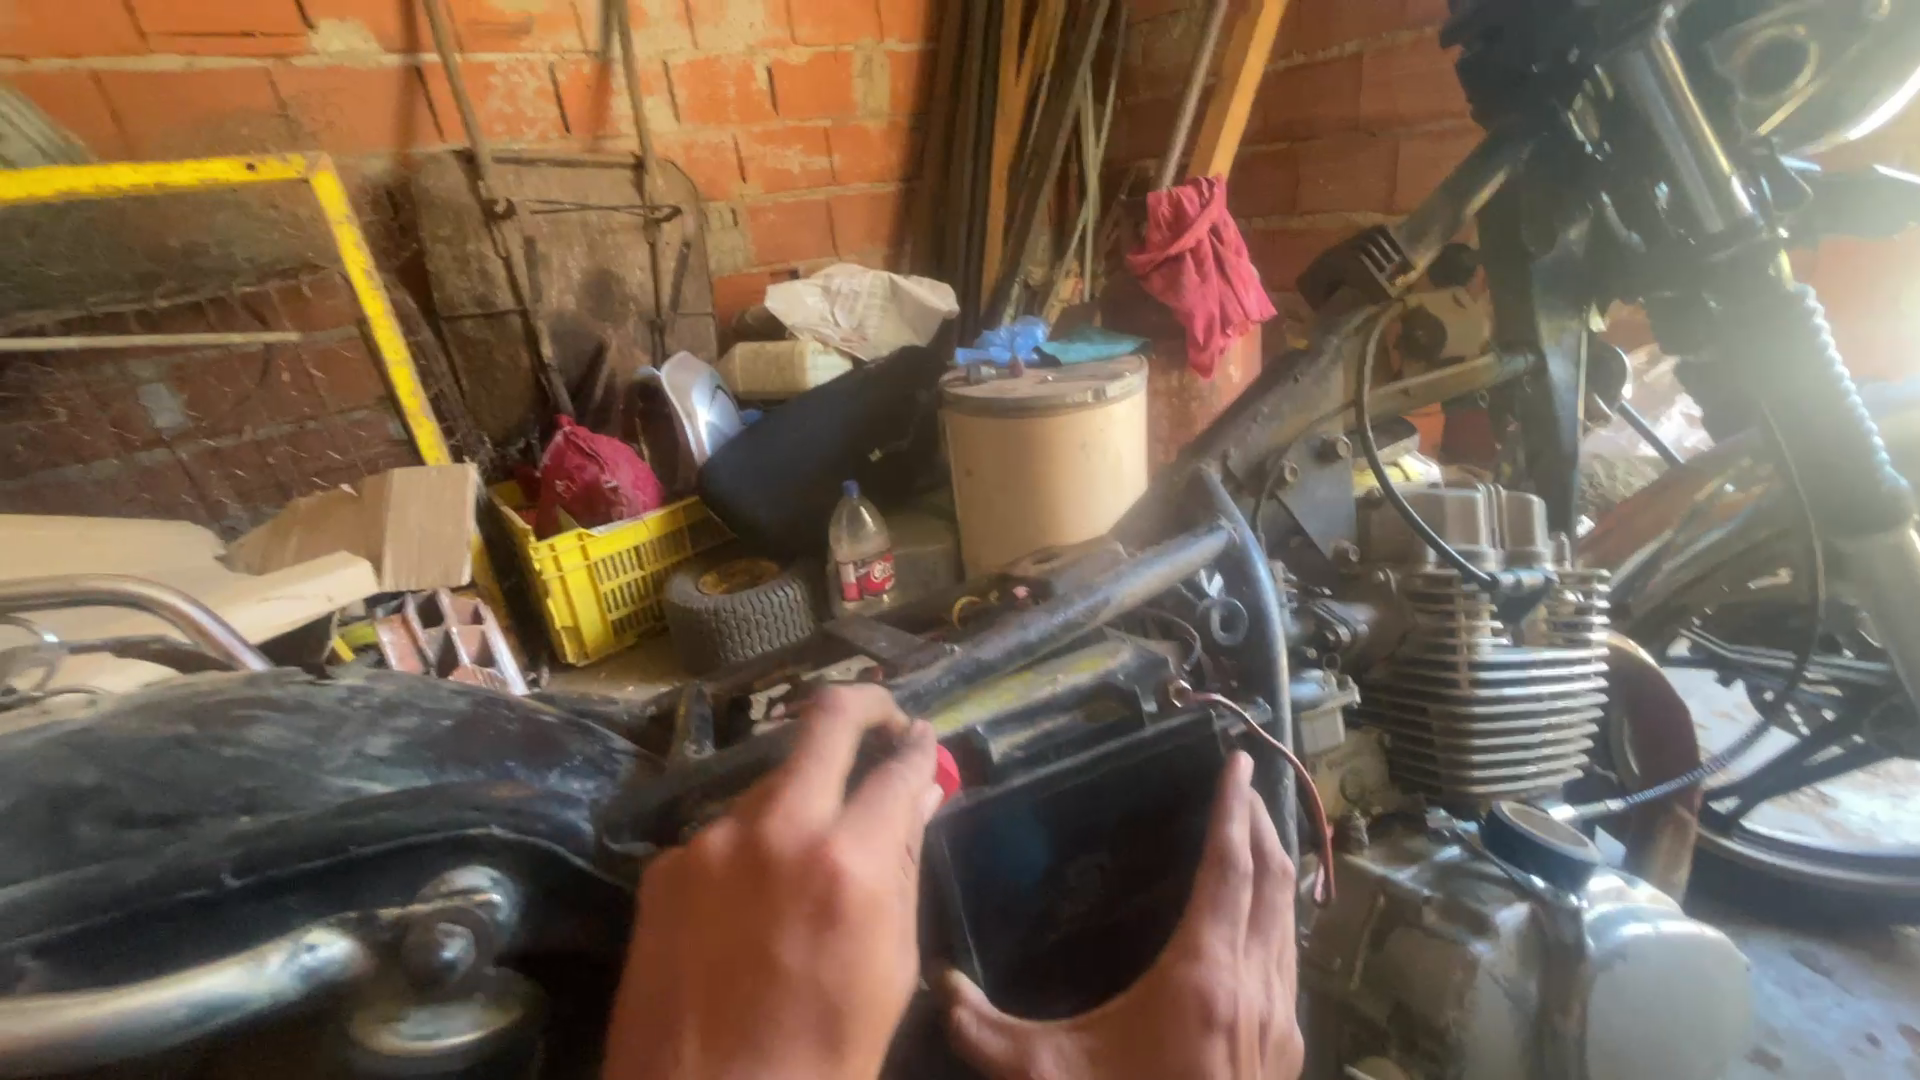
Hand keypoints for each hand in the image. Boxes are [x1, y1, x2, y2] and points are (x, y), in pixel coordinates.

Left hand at [602, 684, 943, 1079]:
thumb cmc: (827, 1052)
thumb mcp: (891, 961)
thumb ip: (904, 861)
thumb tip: (922, 791)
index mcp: (848, 862)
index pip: (897, 768)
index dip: (918, 746)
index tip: (920, 737)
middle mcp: (778, 830)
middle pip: (825, 719)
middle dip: (865, 704)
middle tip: (881, 714)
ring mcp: (711, 841)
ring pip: (773, 783)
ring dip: (802, 799)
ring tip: (805, 857)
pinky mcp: (666, 865)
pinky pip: (727, 833)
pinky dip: (753, 848)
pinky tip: (750, 903)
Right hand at [942, 751, 1303, 1079]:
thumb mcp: (1048, 1075)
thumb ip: (985, 1032)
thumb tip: (938, 983)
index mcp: (1203, 974)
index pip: (1227, 869)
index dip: (1233, 811)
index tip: (1237, 763)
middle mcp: (1254, 984)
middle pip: (1268, 879)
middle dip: (1258, 822)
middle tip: (1243, 783)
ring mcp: (1279, 1018)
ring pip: (1286, 916)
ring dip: (1273, 865)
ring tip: (1255, 832)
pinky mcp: (1286, 1046)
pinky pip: (1287, 954)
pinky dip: (1276, 913)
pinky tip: (1257, 917)